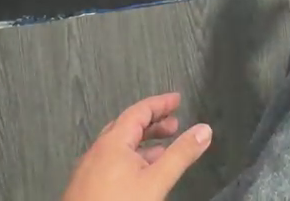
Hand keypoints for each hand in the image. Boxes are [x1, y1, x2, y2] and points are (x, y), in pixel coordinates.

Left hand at [62, 94, 210, 200]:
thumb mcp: (156, 181)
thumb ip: (181, 154)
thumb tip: (205, 129)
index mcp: (112, 142)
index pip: (139, 111)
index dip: (161, 104)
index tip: (178, 100)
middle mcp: (96, 152)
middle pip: (127, 126)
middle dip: (153, 123)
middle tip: (174, 126)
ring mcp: (87, 172)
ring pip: (118, 147)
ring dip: (142, 144)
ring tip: (163, 152)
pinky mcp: (84, 190)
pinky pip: (110, 164)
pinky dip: (130, 160)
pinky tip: (140, 176)